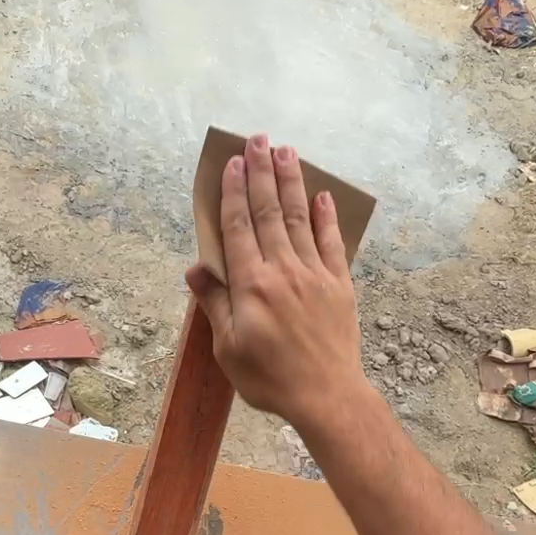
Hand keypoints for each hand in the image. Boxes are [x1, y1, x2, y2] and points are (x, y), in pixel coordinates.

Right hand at [185, 135, 367, 431]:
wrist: (326, 396)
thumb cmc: (269, 379)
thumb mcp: (228, 349)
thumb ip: (215, 304)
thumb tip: (196, 269)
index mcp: (251, 285)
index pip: (238, 227)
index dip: (233, 192)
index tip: (232, 162)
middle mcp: (283, 270)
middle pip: (269, 212)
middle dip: (262, 173)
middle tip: (259, 138)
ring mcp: (315, 275)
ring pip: (301, 218)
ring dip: (292, 183)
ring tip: (287, 151)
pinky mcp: (339, 286)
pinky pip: (332, 243)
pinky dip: (327, 217)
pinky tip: (324, 196)